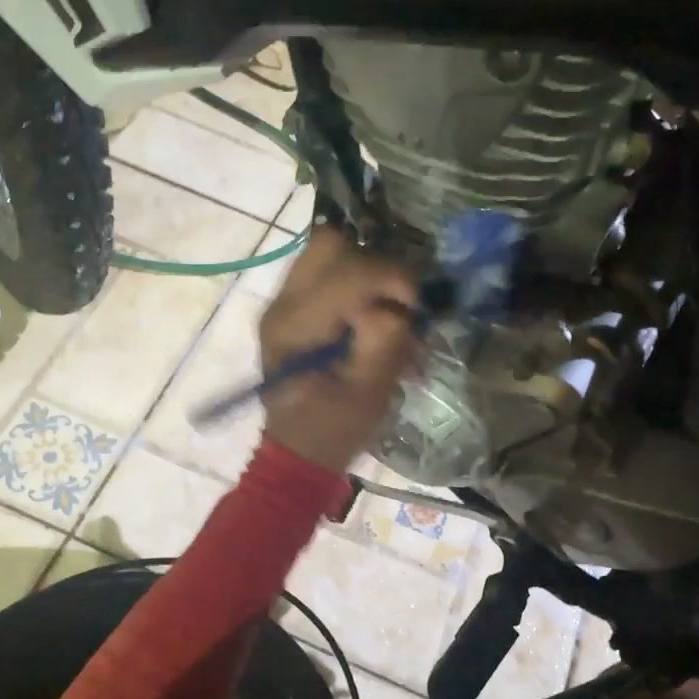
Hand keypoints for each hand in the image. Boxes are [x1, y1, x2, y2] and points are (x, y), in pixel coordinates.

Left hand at [258, 228, 421, 471]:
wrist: (297, 454)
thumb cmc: (335, 432)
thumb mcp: (370, 394)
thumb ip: (385, 340)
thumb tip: (394, 307)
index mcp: (295, 327)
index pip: (349, 273)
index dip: (393, 279)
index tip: (417, 308)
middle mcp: (281, 304)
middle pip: (332, 244)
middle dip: (376, 267)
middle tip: (399, 305)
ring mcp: (282, 303)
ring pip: (328, 251)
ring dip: (365, 274)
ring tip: (385, 313)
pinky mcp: (291, 307)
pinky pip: (325, 271)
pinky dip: (354, 284)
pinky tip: (367, 319)